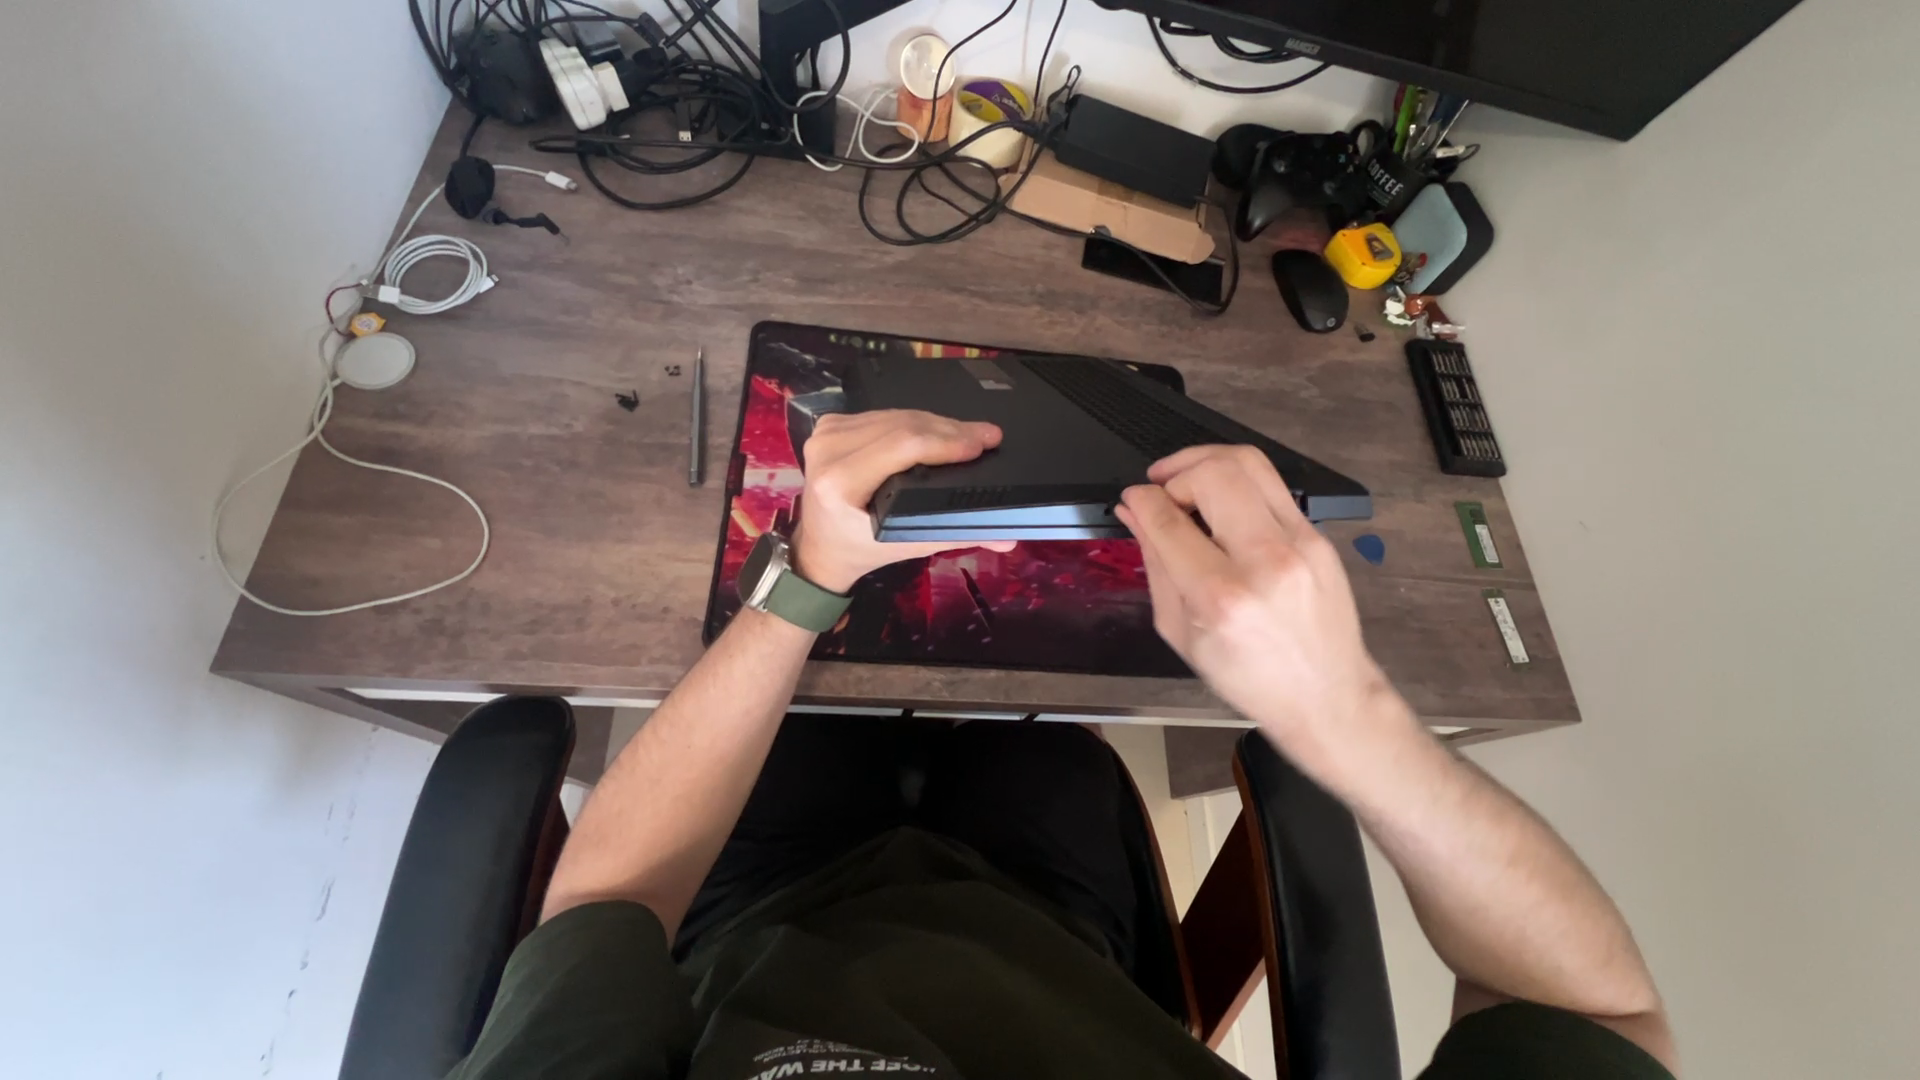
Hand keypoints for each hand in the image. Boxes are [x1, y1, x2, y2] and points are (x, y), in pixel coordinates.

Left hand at [790, 410, 1014, 592]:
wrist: (821, 546)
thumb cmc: (861, 549)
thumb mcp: (906, 545)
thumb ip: (956, 535)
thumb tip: (1007, 536)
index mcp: (839, 482)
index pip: (902, 445)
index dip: (946, 440)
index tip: (982, 442)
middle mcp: (828, 450)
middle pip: (902, 425)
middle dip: (950, 429)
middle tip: (988, 436)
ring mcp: (826, 433)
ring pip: (895, 415)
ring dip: (936, 423)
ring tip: (971, 433)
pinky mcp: (830, 425)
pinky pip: (883, 414)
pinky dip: (915, 421)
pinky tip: (940, 429)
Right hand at [1115, 445, 1404, 769]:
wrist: (1327, 696)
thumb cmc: (1249, 678)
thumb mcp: (1180, 633)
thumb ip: (1156, 566)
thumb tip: (1135, 515)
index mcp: (1222, 597)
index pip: (1169, 521)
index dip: (1141, 499)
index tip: (1131, 497)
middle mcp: (1266, 561)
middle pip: (1215, 473)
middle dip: (1176, 471)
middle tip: (1161, 489)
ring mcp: (1301, 543)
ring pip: (1249, 463)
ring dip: (1205, 462)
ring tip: (1184, 479)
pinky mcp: (1318, 536)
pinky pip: (1271, 485)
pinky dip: (1234, 482)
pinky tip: (1218, 502)